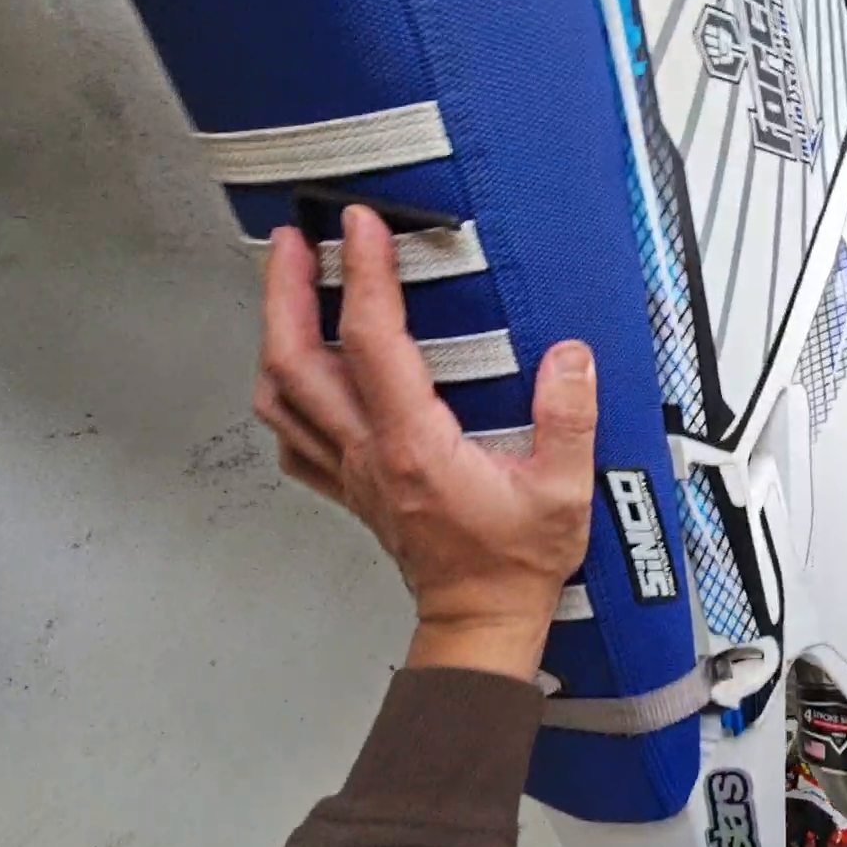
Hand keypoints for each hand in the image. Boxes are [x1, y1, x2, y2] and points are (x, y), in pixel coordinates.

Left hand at [252, 206, 596, 681]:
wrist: (485, 615)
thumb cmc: (519, 561)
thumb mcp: (566, 489)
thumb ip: (570, 419)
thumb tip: (570, 357)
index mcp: (417, 446)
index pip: (376, 343)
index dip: (365, 278)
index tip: (364, 230)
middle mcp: (372, 454)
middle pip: (297, 359)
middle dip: (288, 290)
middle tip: (296, 242)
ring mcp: (355, 474)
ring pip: (282, 394)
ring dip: (275, 333)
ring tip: (287, 293)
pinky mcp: (358, 490)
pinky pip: (294, 438)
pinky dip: (283, 397)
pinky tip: (299, 383)